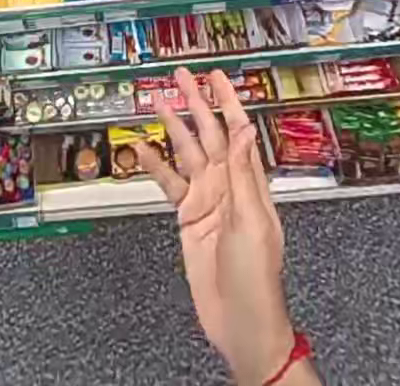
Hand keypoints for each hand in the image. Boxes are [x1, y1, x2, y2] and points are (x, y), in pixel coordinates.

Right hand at [139, 69, 299, 385]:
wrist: (240, 322)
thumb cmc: (256, 276)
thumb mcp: (252, 221)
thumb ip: (241, 173)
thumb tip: (243, 130)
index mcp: (247, 181)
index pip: (236, 130)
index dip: (226, 101)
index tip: (215, 77)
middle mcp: (226, 183)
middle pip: (208, 133)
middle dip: (195, 103)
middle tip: (180, 77)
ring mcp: (205, 197)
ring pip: (185, 152)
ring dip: (173, 127)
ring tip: (159, 102)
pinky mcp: (188, 215)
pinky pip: (168, 182)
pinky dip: (154, 164)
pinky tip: (142, 149)